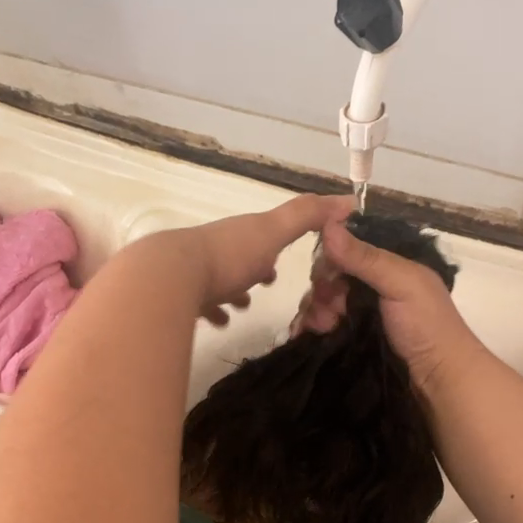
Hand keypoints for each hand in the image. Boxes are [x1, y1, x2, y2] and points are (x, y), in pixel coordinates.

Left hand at [155, 194, 354, 325]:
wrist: (174, 277)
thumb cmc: (230, 255)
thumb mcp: (274, 231)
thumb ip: (308, 216)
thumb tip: (348, 200)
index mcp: (243, 233)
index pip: (265, 234)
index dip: (279, 243)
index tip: (292, 257)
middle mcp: (220, 248)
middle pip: (242, 256)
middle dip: (254, 268)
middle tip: (267, 284)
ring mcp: (198, 271)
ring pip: (220, 279)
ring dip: (234, 291)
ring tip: (245, 307)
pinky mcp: (182, 296)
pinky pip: (201, 304)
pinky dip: (214, 312)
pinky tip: (222, 323)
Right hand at [319, 221, 486, 386]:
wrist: (437, 379)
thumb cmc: (427, 325)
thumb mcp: (401, 283)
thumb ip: (365, 257)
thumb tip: (327, 224)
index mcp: (387, 264)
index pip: (346, 251)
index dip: (329, 262)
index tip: (323, 280)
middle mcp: (371, 286)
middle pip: (331, 278)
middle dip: (321, 293)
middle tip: (326, 314)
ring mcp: (360, 314)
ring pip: (323, 303)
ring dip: (315, 313)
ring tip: (319, 329)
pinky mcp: (352, 339)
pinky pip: (323, 326)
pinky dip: (311, 329)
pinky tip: (306, 336)